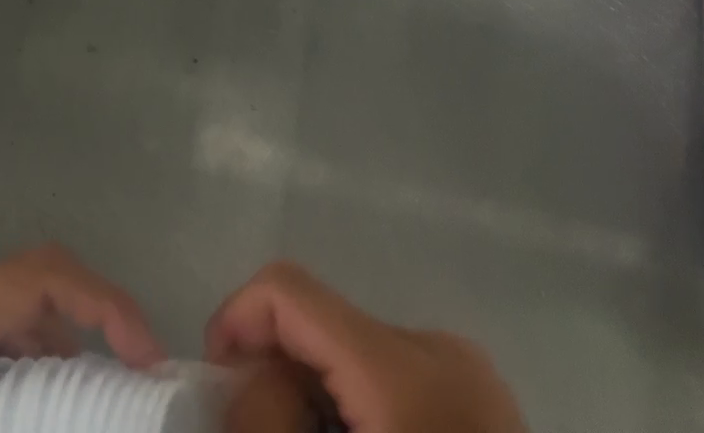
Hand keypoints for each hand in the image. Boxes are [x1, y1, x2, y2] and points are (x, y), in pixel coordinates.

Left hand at [0, 246, 164, 432]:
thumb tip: (25, 416)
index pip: (33, 277)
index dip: (103, 303)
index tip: (150, 367)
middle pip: (23, 304)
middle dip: (83, 348)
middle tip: (122, 413)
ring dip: (42, 371)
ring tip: (74, 420)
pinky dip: (1, 386)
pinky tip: (5, 427)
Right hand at [206, 262, 527, 432]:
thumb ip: (263, 414)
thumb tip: (247, 376)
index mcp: (401, 364)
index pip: (283, 289)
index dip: (232, 323)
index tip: (223, 388)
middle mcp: (438, 350)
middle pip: (312, 322)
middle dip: (276, 375)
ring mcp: (469, 375)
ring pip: (344, 350)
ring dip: (313, 395)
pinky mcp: (480, 399)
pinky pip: (383, 374)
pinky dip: (352, 405)